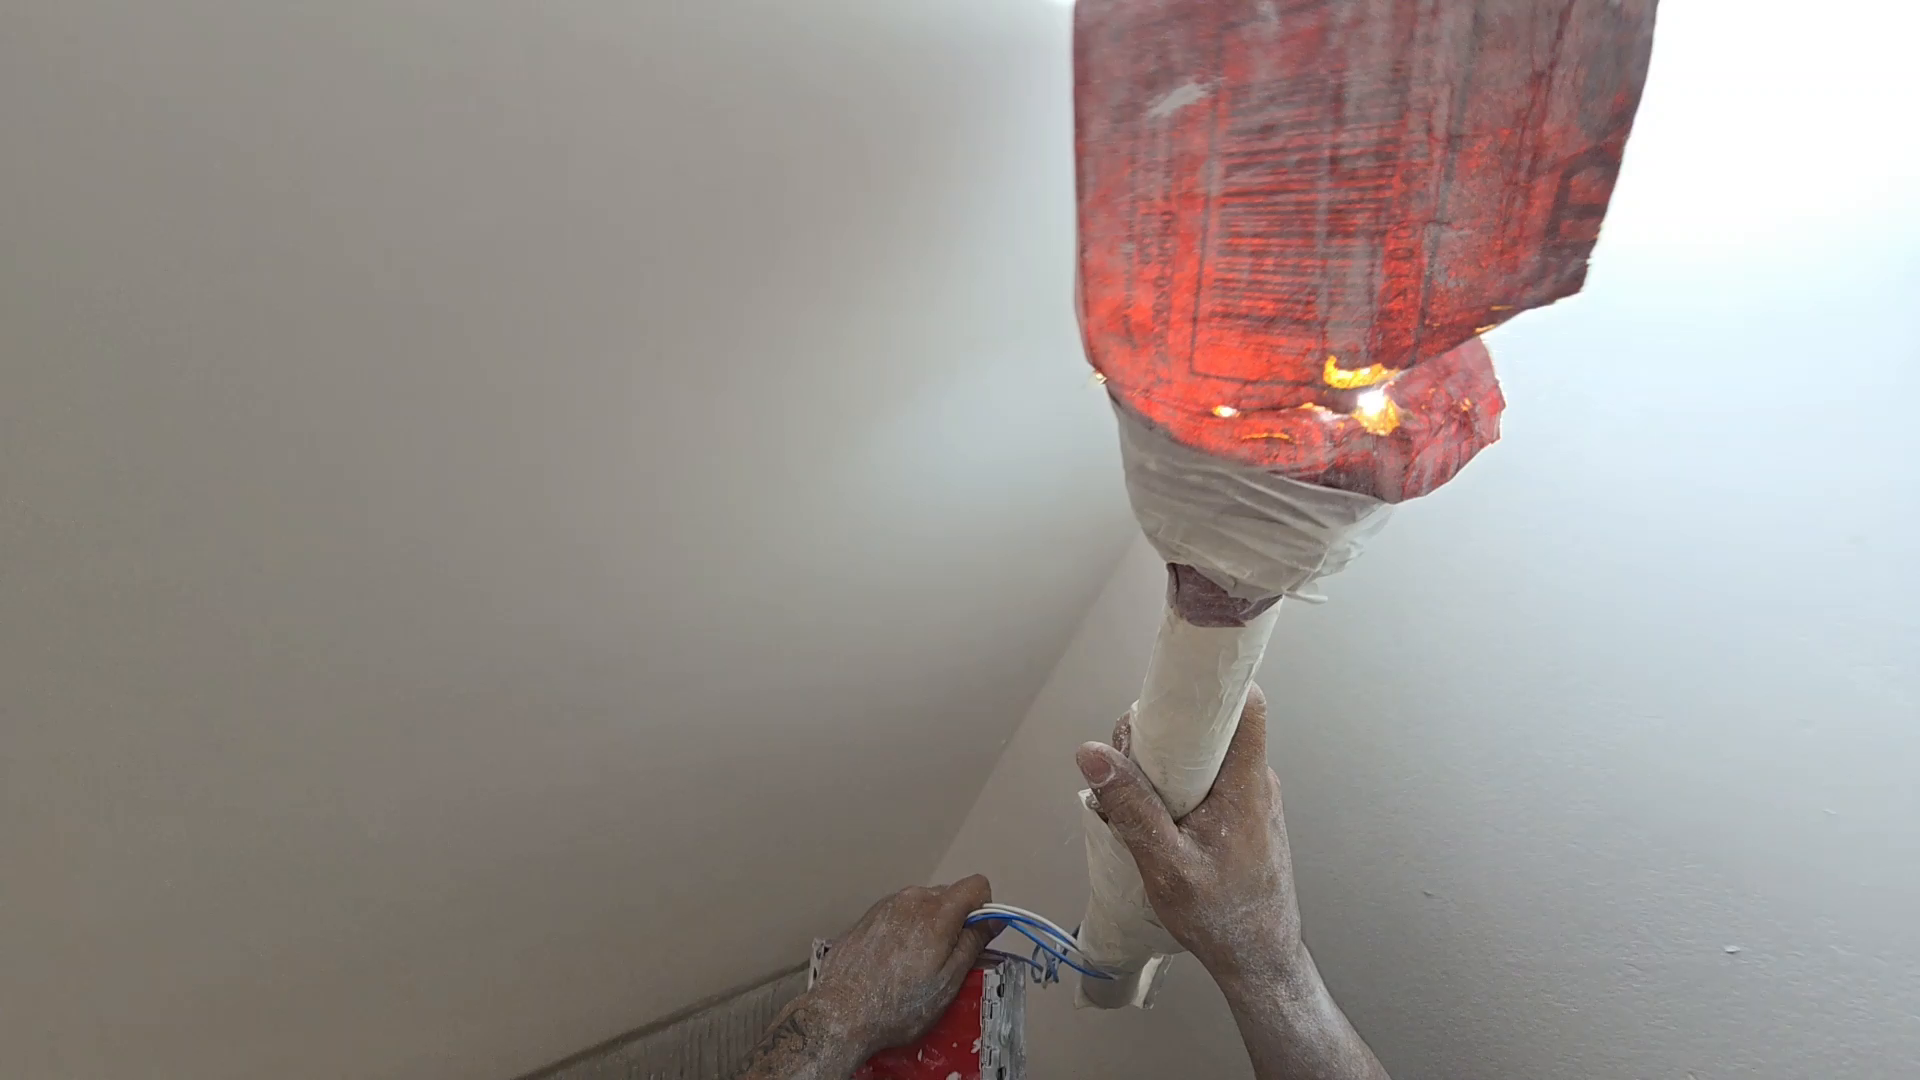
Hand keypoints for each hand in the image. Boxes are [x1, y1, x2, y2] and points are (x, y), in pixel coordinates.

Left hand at [809, 876, 995, 1055]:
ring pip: (923, 904)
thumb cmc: (899, 1004)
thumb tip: (995, 918)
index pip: (976, 885)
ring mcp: (888, 903)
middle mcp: (913, 897)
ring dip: (928, 925)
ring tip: (914, 965)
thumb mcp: (947, 982)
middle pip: (949, 895)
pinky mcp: (869, 914)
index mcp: (938, 911)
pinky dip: (906, 929)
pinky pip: (900, 912)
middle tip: (944, 960)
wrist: (840, 1012)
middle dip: (955, 921)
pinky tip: (892, 961)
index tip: (975, 937)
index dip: (983, 909)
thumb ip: (973, 943)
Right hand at [1075, 684, 1303, 987]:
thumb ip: (1131, 807)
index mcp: (1245, 782)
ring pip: (1204, 750)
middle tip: (1130, 756)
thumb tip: (1093, 753)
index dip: (1213, 682)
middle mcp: (1253, 780)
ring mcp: (1249, 794)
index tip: (1172, 681)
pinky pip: (1205, 774)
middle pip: (1212, 723)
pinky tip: (1155, 811)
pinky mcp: (1240, 810)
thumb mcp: (1167, 865)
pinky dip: (1177, 780)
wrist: (1259, 960)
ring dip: (1168, 758)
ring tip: (1136, 789)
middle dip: (1166, 727)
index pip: (1247, 705)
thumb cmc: (1223, 917)